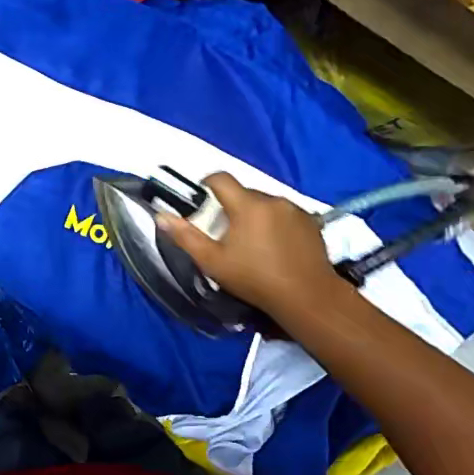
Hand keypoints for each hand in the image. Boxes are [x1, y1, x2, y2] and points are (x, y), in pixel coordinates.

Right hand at [156, 172, 355, 319]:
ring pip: (266, 204)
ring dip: (254, 215)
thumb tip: (161, 216)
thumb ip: (185, 236)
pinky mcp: (312, 222)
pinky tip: (275, 247)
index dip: (206, 185)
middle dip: (231, 208)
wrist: (306, 296)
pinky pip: (285, 214)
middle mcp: (273, 199)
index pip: (221, 178)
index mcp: (247, 205)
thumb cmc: (254, 279)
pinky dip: (275, 223)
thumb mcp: (213, 262)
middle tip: (225, 235)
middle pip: (244, 193)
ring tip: (252, 243)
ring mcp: (296, 209)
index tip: (200, 202)